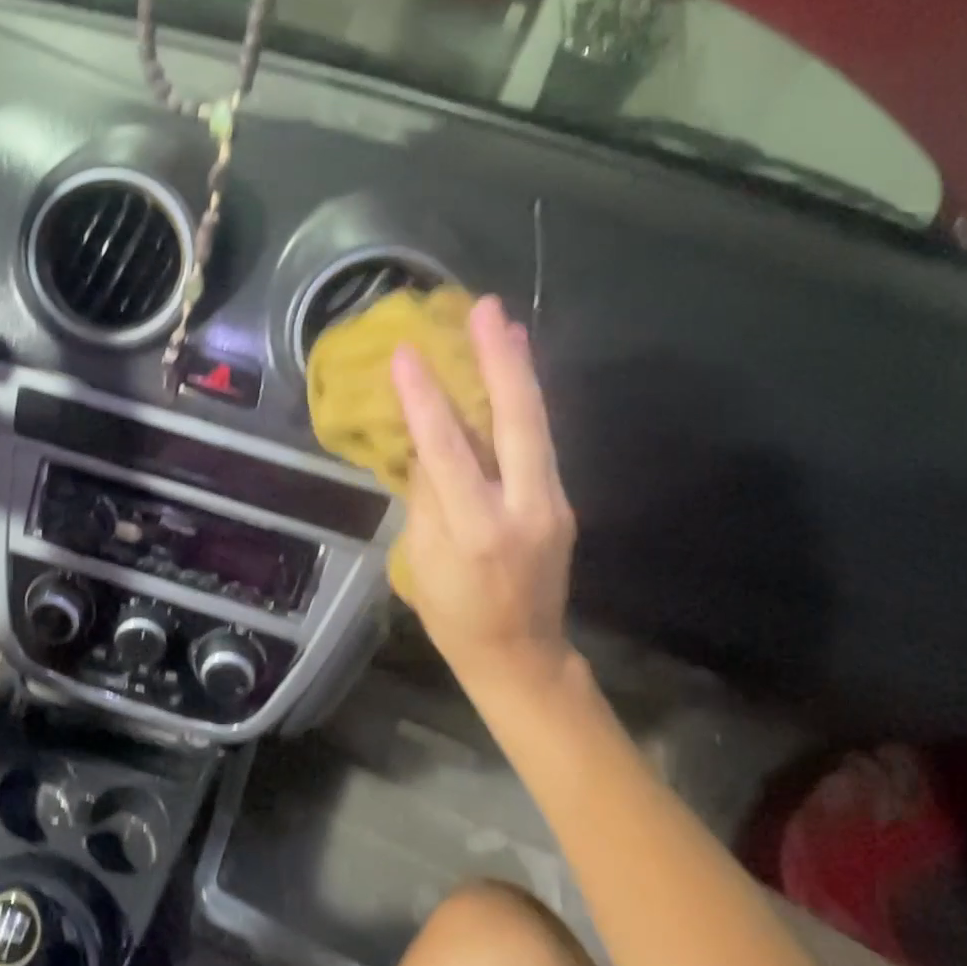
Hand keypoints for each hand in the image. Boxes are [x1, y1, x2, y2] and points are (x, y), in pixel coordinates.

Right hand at [391, 296, 577, 686]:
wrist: (521, 656)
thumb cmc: (454, 616)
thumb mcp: (421, 560)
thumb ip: (427, 497)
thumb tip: (426, 442)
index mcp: (476, 531)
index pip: (448, 452)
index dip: (425, 400)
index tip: (405, 353)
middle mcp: (524, 509)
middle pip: (517, 423)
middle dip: (501, 362)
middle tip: (485, 310)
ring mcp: (552, 503)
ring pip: (538, 425)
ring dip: (520, 371)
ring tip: (504, 324)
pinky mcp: (561, 502)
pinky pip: (539, 442)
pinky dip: (524, 403)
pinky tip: (514, 373)